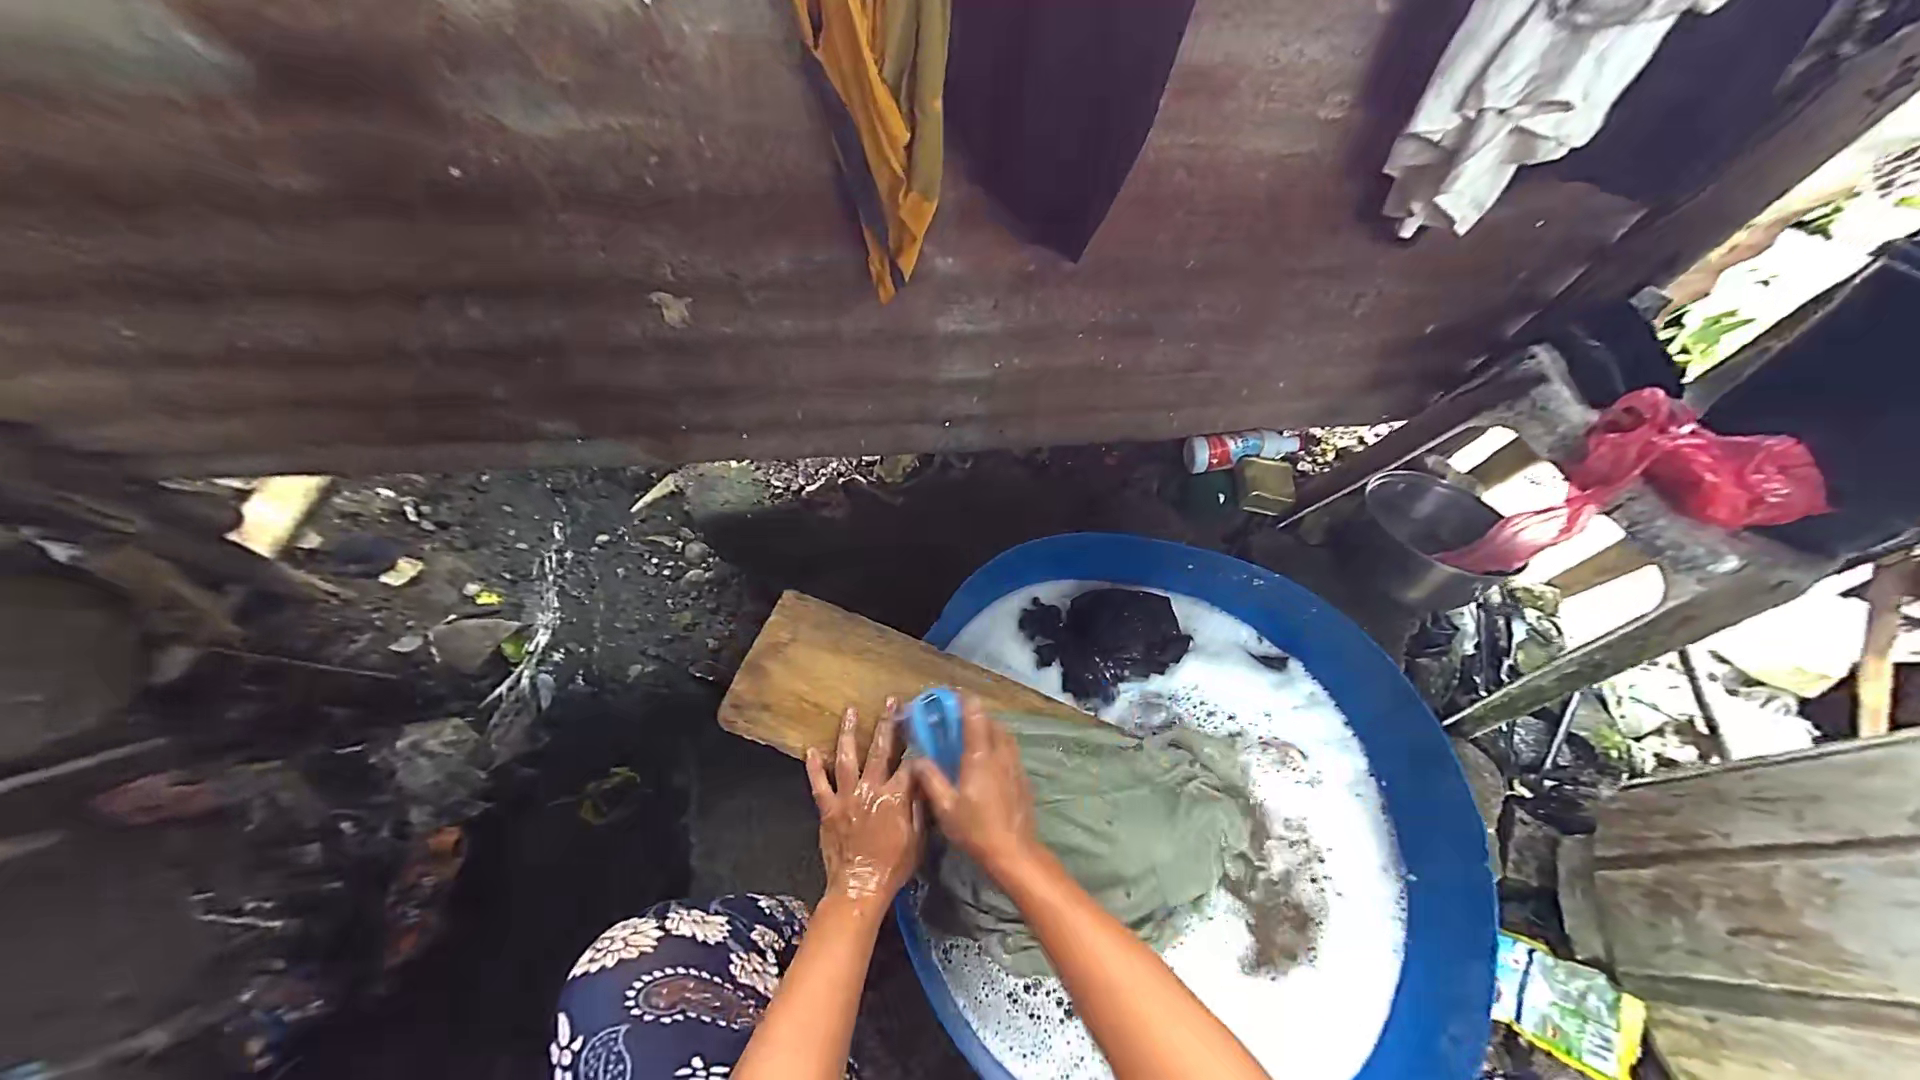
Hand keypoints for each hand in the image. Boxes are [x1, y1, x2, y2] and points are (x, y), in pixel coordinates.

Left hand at [807, 701, 923, 910]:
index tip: (920, 727)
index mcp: (896, 795)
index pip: (909, 762)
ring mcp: (847, 796)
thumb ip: (920, 806)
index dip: (917, 744)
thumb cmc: (894, 865)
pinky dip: (814, 767)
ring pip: (847, 757)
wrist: (860, 887)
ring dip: (848, 733)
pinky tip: (811, 750)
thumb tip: (925, 781)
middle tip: (891, 701)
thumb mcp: (919, 837)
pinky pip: (818, 784)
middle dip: (887, 723)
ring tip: (849, 712)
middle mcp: (871, 788)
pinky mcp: (828, 808)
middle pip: (880, 749)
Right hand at [911, 697, 1040, 876]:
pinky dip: (997, 743)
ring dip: (988, 728)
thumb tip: (917, 758)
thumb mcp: (945, 807)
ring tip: (972, 736)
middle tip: (957, 719)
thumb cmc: (976, 829)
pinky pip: (1009, 748)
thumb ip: (930, 779)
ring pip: (1003, 734)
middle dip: (974, 714)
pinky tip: (988, 760)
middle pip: (990, 721)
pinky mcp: (1022, 776)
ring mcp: (1014, 764)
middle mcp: (1000, 753)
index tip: (951, 696)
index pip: (974, 716)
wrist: (1014, 852)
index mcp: (979, 756)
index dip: (963, 701)